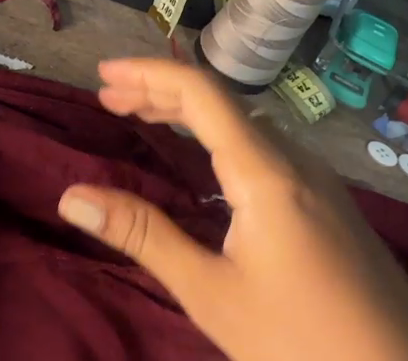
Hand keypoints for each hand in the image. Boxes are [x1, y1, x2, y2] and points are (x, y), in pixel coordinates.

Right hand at [57, 58, 407, 360]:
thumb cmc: (308, 347)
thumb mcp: (212, 296)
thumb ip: (142, 236)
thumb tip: (70, 197)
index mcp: (267, 173)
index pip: (200, 92)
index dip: (147, 74)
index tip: (101, 76)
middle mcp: (298, 165)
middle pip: (222, 101)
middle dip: (160, 92)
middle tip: (110, 100)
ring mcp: (324, 187)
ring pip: (247, 123)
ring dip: (192, 113)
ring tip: (147, 120)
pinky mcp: (338, 213)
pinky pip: (268, 148)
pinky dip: (221, 137)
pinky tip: (209, 166)